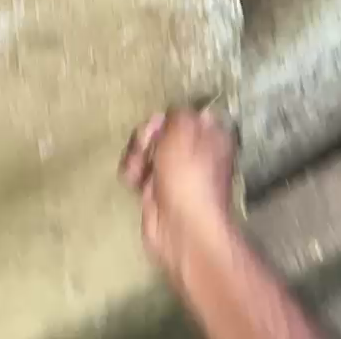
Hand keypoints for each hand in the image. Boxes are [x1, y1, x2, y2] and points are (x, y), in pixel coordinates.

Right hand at [119, 108, 238, 286]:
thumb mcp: (184, 129)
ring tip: (138, 169)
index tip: (163, 122)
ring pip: (144, 146)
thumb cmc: (189, 175)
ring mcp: (172, 170)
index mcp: (209, 134)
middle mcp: (192, 151)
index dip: (170, 115)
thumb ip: (176, 112)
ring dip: (136, 153)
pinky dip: (130, 171)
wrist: (181, 229)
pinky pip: (135, 167)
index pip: (185, 112)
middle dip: (147, 134)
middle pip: (160, 127)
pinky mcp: (153, 188)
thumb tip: (171, 117)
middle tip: (147, 145)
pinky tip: (132, 179)